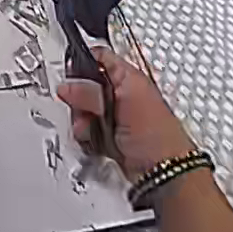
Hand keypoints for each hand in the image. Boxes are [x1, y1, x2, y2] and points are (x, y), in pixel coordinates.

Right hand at [57, 46, 194, 180]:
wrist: (165, 173)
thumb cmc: (157, 134)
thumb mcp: (119, 103)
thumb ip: (89, 92)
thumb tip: (67, 87)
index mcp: (129, 78)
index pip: (100, 58)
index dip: (82, 61)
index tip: (69, 72)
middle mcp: (122, 95)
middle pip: (87, 86)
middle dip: (80, 99)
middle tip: (84, 108)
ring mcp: (116, 117)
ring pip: (85, 110)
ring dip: (82, 120)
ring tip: (90, 129)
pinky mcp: (111, 137)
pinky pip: (88, 130)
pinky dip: (87, 136)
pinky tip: (94, 141)